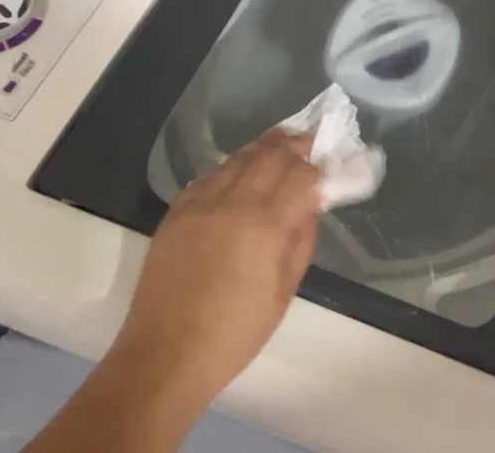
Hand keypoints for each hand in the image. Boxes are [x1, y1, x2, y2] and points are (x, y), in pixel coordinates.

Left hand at [111, 129, 321, 402]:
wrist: (166, 355)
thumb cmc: (236, 332)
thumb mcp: (284, 291)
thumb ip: (301, 240)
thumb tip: (311, 204)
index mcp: (267, 225)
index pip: (302, 175)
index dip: (318, 167)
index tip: (328, 165)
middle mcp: (234, 203)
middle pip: (270, 155)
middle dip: (293, 144)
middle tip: (307, 140)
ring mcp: (201, 204)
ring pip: (237, 158)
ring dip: (261, 149)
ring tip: (278, 143)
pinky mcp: (175, 213)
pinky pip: (208, 176)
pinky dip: (229, 168)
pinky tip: (237, 173)